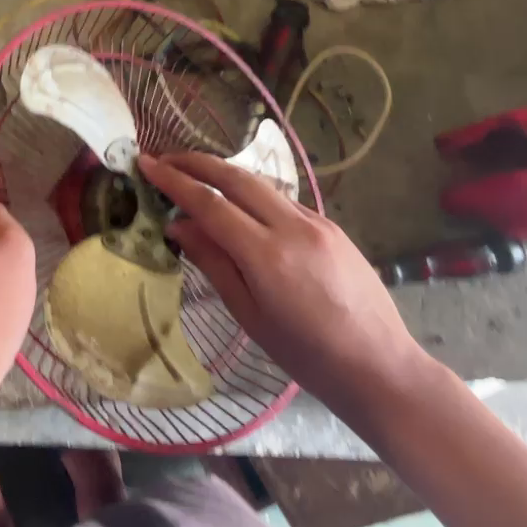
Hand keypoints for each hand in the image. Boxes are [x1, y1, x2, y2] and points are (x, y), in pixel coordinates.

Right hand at [138, 152, 436, 416]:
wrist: (380, 367)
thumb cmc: (306, 356)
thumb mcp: (249, 315)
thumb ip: (213, 263)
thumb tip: (178, 225)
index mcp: (267, 255)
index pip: (209, 203)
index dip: (173, 181)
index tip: (145, 164)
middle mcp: (293, 228)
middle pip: (236, 178)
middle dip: (196, 162)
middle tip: (164, 158)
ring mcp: (318, 223)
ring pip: (261, 185)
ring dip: (223, 174)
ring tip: (194, 176)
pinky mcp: (333, 228)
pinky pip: (283, 202)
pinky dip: (253, 195)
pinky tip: (240, 207)